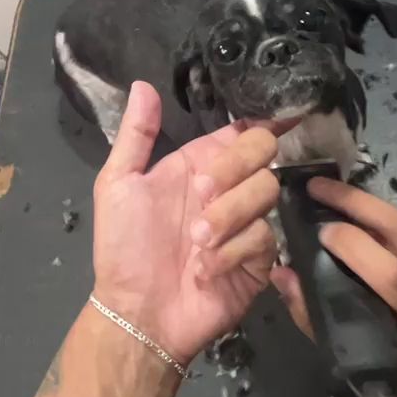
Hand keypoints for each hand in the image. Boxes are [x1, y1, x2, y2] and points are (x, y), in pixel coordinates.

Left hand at [91, 82, 284, 361]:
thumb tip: (143, 84)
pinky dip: (231, 252)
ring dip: (227, 215)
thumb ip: (136, 134)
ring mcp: (246, 223)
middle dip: (233, 168)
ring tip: (196, 241)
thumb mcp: (118, 184)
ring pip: (266, 191)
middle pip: (262, 151)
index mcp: (200, 163)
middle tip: (202, 192)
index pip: (241, 131)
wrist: (137, 313)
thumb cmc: (123, 246)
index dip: (260, 120)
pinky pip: (263, 238)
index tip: (278, 114)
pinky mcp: (260, 259)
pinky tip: (205, 268)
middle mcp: (228, 187)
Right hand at [268, 178, 396, 396]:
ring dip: (364, 204)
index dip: (356, 248)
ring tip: (325, 193)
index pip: (395, 276)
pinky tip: (347, 218)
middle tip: (315, 187)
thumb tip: (282, 277)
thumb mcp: (366, 377)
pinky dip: (373, 221)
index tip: (318, 232)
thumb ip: (321, 326)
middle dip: (358, 203)